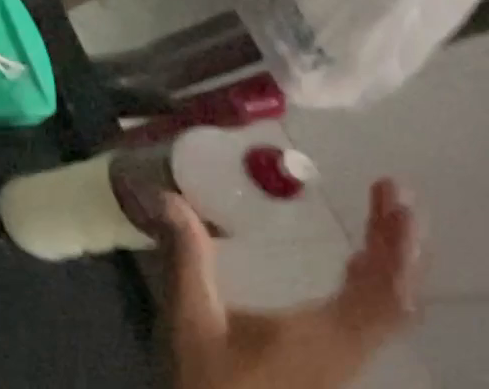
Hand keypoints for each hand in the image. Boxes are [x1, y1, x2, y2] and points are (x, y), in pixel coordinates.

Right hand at [167, 179, 420, 388]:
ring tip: (387, 222)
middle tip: (395, 196)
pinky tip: (362, 267)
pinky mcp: (337, 359)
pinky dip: (381, 284)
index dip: (394, 244)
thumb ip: (186, 257)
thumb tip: (167, 197)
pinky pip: (377, 317)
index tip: (392, 198)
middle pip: (396, 297)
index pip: (379, 289)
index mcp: (324, 334)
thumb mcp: (192, 316)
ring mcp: (347, 355)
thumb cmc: (212, 377)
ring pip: (393, 310)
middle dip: (400, 245)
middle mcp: (349, 345)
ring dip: (395, 264)